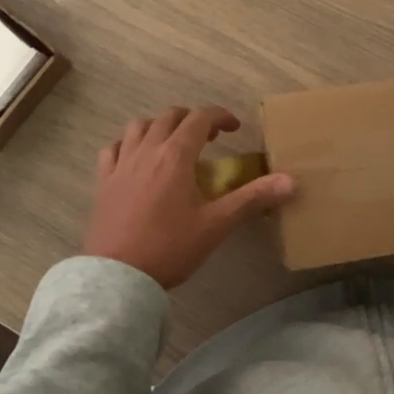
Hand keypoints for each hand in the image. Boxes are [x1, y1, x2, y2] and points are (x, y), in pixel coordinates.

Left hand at [83, 106, 294, 288]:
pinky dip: (127, 144)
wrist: (119, 277)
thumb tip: (290, 181)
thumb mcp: (216, 224)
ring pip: (138, 126)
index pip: (200, 118)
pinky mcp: (103, 180)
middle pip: (170, 116)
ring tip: (171, 144)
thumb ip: (252, 199)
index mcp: (176, 155)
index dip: (220, 116)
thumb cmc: (170, 248)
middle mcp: (147, 150)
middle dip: (192, 120)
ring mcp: (121, 163)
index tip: (234, 128)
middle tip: (208, 139)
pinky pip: (113, 148)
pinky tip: (135, 159)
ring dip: (159, 127)